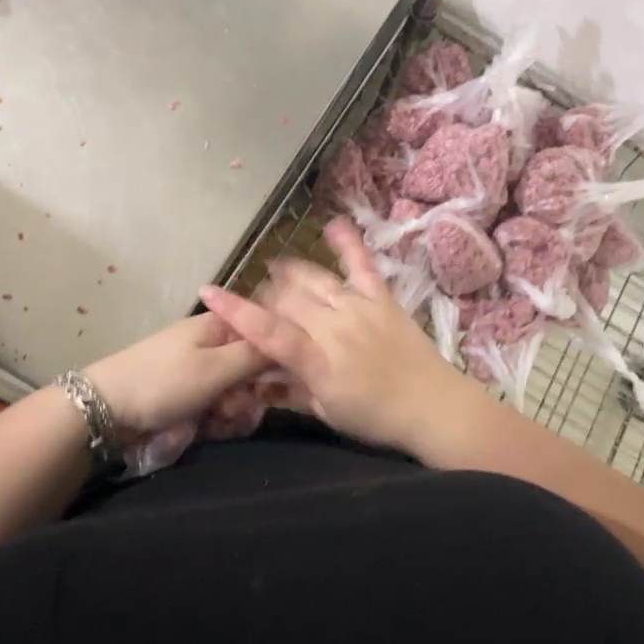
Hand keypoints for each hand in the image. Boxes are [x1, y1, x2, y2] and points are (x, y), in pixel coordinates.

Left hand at [82, 314, 269, 433]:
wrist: (105, 412)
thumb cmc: (163, 382)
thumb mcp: (216, 367)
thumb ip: (258, 355)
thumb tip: (293, 339)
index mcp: (221, 325)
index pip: (267, 334)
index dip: (278, 359)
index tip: (278, 383)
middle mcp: (214, 345)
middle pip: (256, 369)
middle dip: (251, 394)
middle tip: (233, 408)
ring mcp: (201, 372)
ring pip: (240, 393)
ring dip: (234, 412)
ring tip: (216, 422)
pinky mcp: (191, 397)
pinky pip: (219, 408)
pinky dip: (217, 421)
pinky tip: (207, 430)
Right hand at [199, 219, 481, 452]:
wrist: (434, 407)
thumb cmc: (376, 419)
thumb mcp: (325, 413)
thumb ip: (289, 389)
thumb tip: (254, 375)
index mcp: (319, 361)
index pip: (268, 331)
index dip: (236, 310)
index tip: (209, 293)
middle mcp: (336, 327)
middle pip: (287, 300)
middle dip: (263, 298)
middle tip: (255, 304)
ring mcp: (361, 307)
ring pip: (313, 280)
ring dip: (289, 273)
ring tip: (275, 271)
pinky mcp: (382, 298)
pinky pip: (361, 265)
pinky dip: (347, 243)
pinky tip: (332, 224)